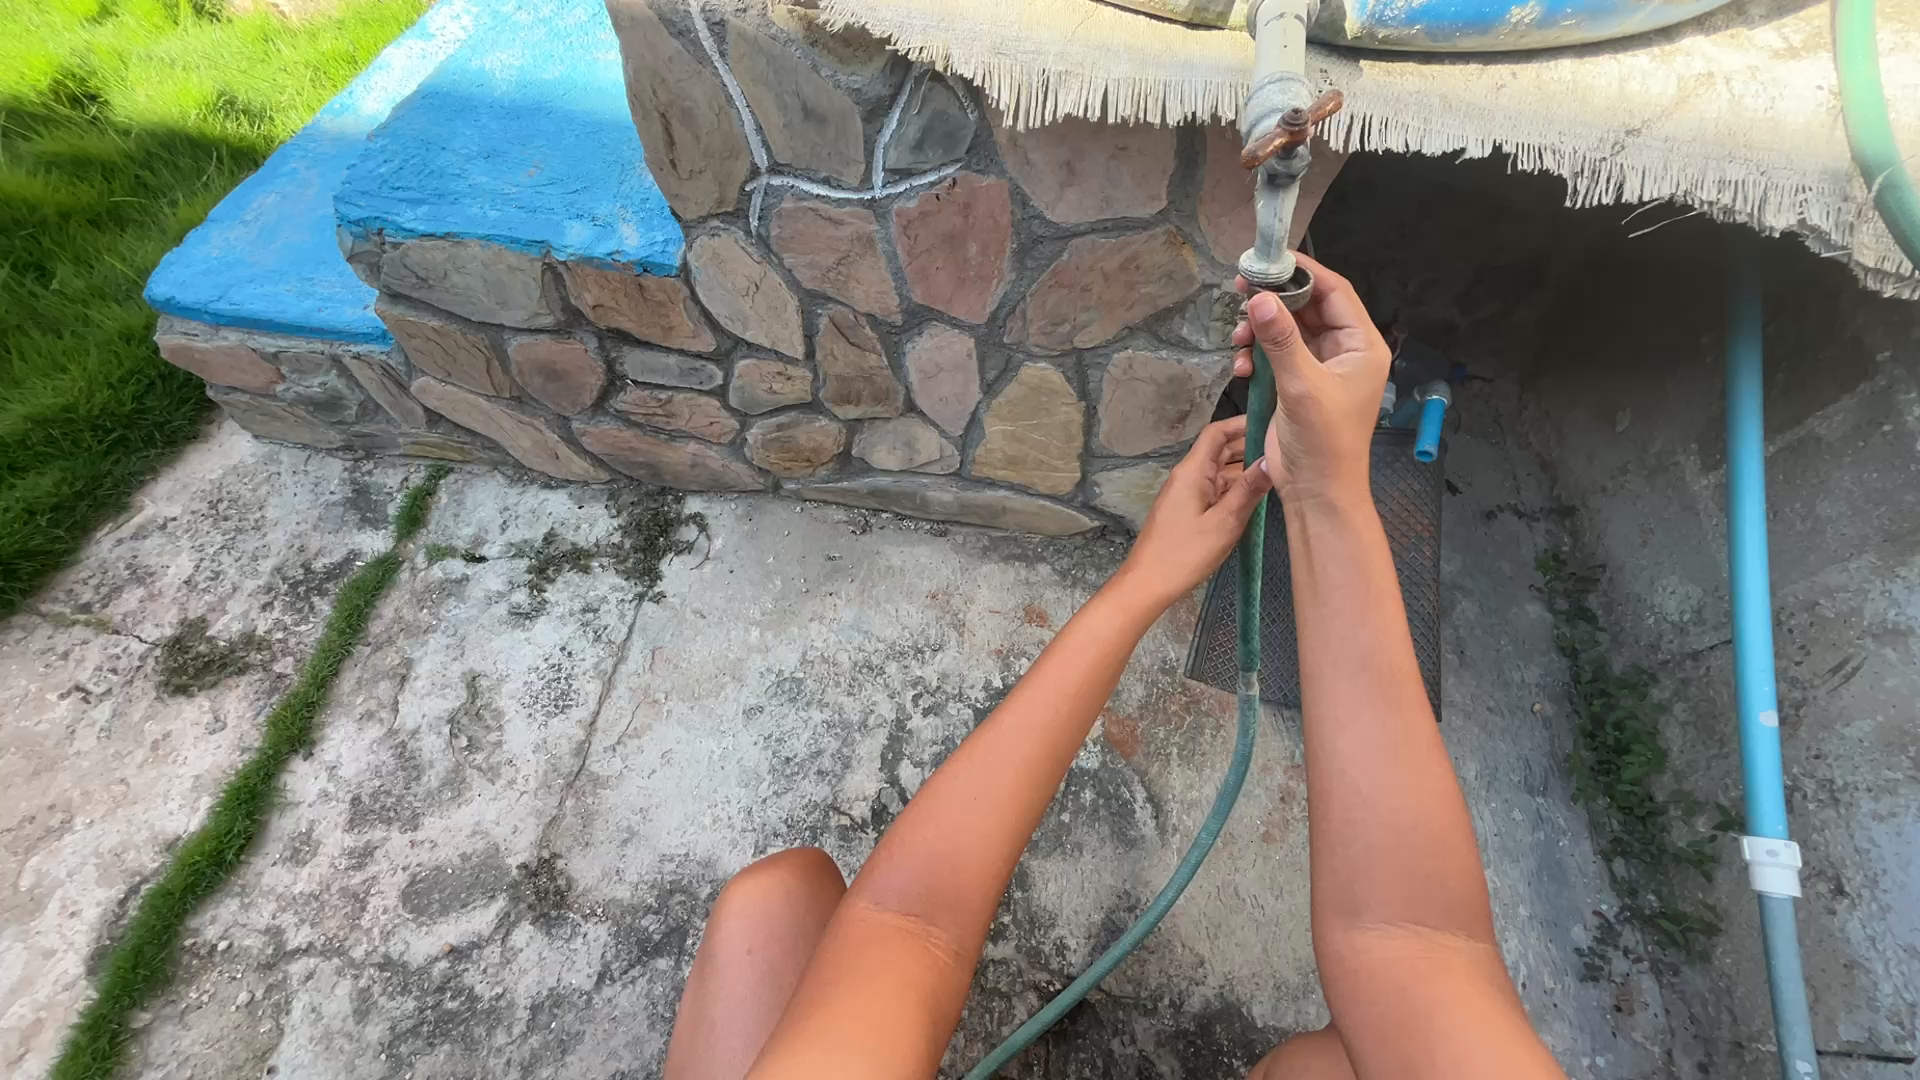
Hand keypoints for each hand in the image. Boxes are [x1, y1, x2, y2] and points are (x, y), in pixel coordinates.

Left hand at [1116, 414, 1273, 606]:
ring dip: (1245, 470)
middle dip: (1250, 446)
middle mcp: (1187, 476)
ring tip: (1280, 470)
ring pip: (1220, 472)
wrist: (1149, 581)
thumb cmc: (1185, 552)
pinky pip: (1214, 490)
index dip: (1242, 423)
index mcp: (1192, 471)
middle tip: (1286, 448)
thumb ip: (1248, 489)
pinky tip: (1257, 495)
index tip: (1272, 423)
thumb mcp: (1224, 521)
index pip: (1216, 433)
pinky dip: (1235, 488)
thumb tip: (1272, 459)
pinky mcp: (1187, 509)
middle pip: (1220, 450)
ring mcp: (1186, 493)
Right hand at [1229, 252, 1390, 505]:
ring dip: (1259, 331)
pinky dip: (1255, 356)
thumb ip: (1281, 340)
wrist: (1314, 489)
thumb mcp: (1302, 386)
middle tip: (1241, 291)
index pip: (1335, 293)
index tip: (1271, 260)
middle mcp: (1342, 351)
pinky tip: (1240, 367)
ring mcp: (1317, 369)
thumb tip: (1260, 299)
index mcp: (1361, 346)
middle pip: (1307, 309)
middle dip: (1274, 303)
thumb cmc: (1323, 441)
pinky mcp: (1295, 385)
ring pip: (1286, 332)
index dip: (1304, 272)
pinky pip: (1274, 357)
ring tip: (1237, 338)